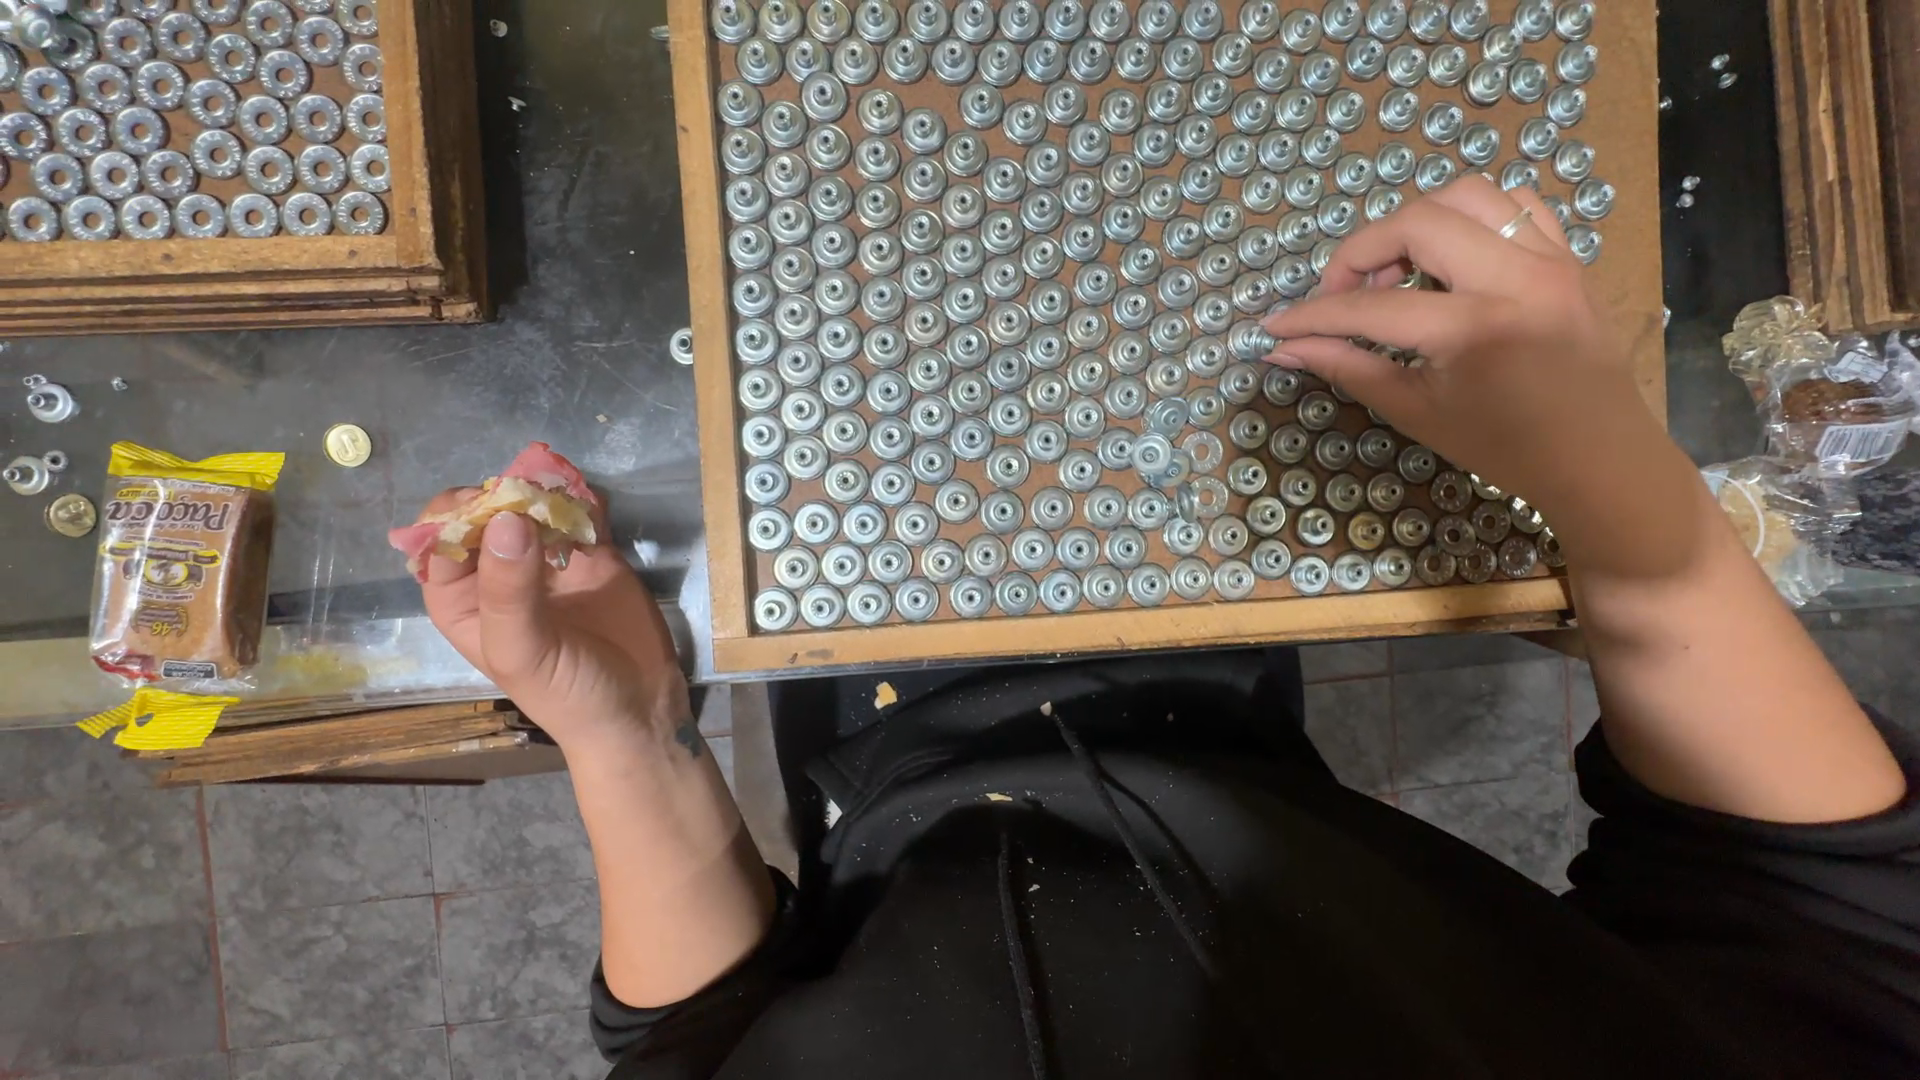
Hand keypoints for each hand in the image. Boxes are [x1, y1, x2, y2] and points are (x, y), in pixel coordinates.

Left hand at [415, 491, 688, 745]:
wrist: (640, 708)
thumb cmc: (567, 692)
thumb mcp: (524, 650)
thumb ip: (509, 589)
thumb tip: (508, 518)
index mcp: (465, 602)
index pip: (441, 544)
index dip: (454, 517)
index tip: (485, 503)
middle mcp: (502, 576)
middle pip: (488, 518)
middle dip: (504, 497)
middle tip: (530, 492)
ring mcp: (552, 564)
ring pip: (536, 511)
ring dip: (545, 492)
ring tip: (559, 487)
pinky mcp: (597, 557)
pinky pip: (584, 517)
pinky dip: (584, 500)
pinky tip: (587, 495)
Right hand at [1261, 175, 1656, 517]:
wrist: (1598, 456)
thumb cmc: (1501, 447)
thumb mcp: (1414, 411)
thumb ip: (1347, 368)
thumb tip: (1285, 348)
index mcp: (1473, 329)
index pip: (1370, 306)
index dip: (1312, 315)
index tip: (1276, 325)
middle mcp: (1515, 277)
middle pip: (1416, 221)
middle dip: (1360, 252)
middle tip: (1341, 295)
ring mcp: (1549, 259)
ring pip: (1466, 196)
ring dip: (1413, 226)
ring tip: (1395, 274)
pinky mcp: (1566, 257)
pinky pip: (1512, 206)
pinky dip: (1467, 221)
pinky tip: (1447, 262)